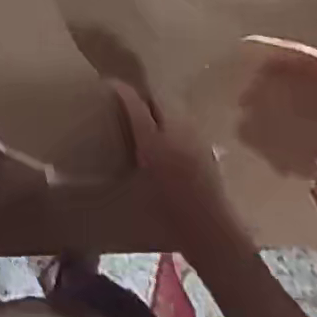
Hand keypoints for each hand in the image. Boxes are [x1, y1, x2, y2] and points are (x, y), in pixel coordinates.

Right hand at [110, 81, 248, 258]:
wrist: (212, 232)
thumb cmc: (167, 216)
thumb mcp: (135, 189)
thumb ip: (124, 164)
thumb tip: (104, 158)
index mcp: (154, 141)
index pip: (136, 105)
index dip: (122, 91)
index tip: (108, 84)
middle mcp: (177, 134)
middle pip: (161, 100)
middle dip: (144, 95)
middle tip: (127, 100)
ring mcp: (196, 140)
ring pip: (175, 112)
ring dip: (160, 109)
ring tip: (145, 117)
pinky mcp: (208, 152)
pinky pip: (185, 127)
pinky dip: (172, 124)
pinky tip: (165, 139)